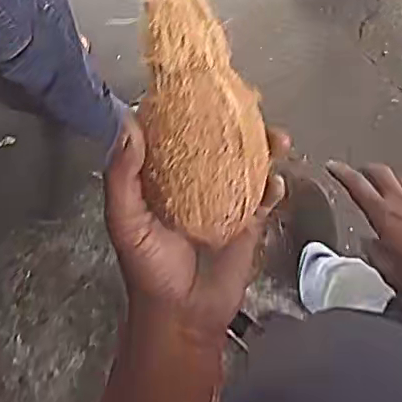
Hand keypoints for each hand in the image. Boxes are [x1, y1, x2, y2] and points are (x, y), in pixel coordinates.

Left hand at [104, 114, 291, 342]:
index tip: (208, 84)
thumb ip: (123, 176)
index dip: (193, 106)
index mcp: (166, 174)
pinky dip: (276, 185)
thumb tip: (128, 123)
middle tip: (257, 107)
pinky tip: (277, 183)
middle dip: (242, 121)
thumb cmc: (150, 269)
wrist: (185, 317)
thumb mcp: (127, 222)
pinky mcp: (250, 219)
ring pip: (251, 161)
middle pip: (223, 139)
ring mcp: (227, 198)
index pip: (180, 130)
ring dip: (267, 147)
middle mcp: (198, 179)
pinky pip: (267, 194)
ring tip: (279, 141)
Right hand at [323, 161, 401, 312]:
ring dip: (388, 180)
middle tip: (357, 172)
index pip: (357, 185)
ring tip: (383, 188)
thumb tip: (370, 244)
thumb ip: (375, 253)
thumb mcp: (389, 273)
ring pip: (401, 180)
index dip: (342, 173)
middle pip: (380, 172)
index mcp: (384, 215)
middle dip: (365, 169)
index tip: (333, 166)